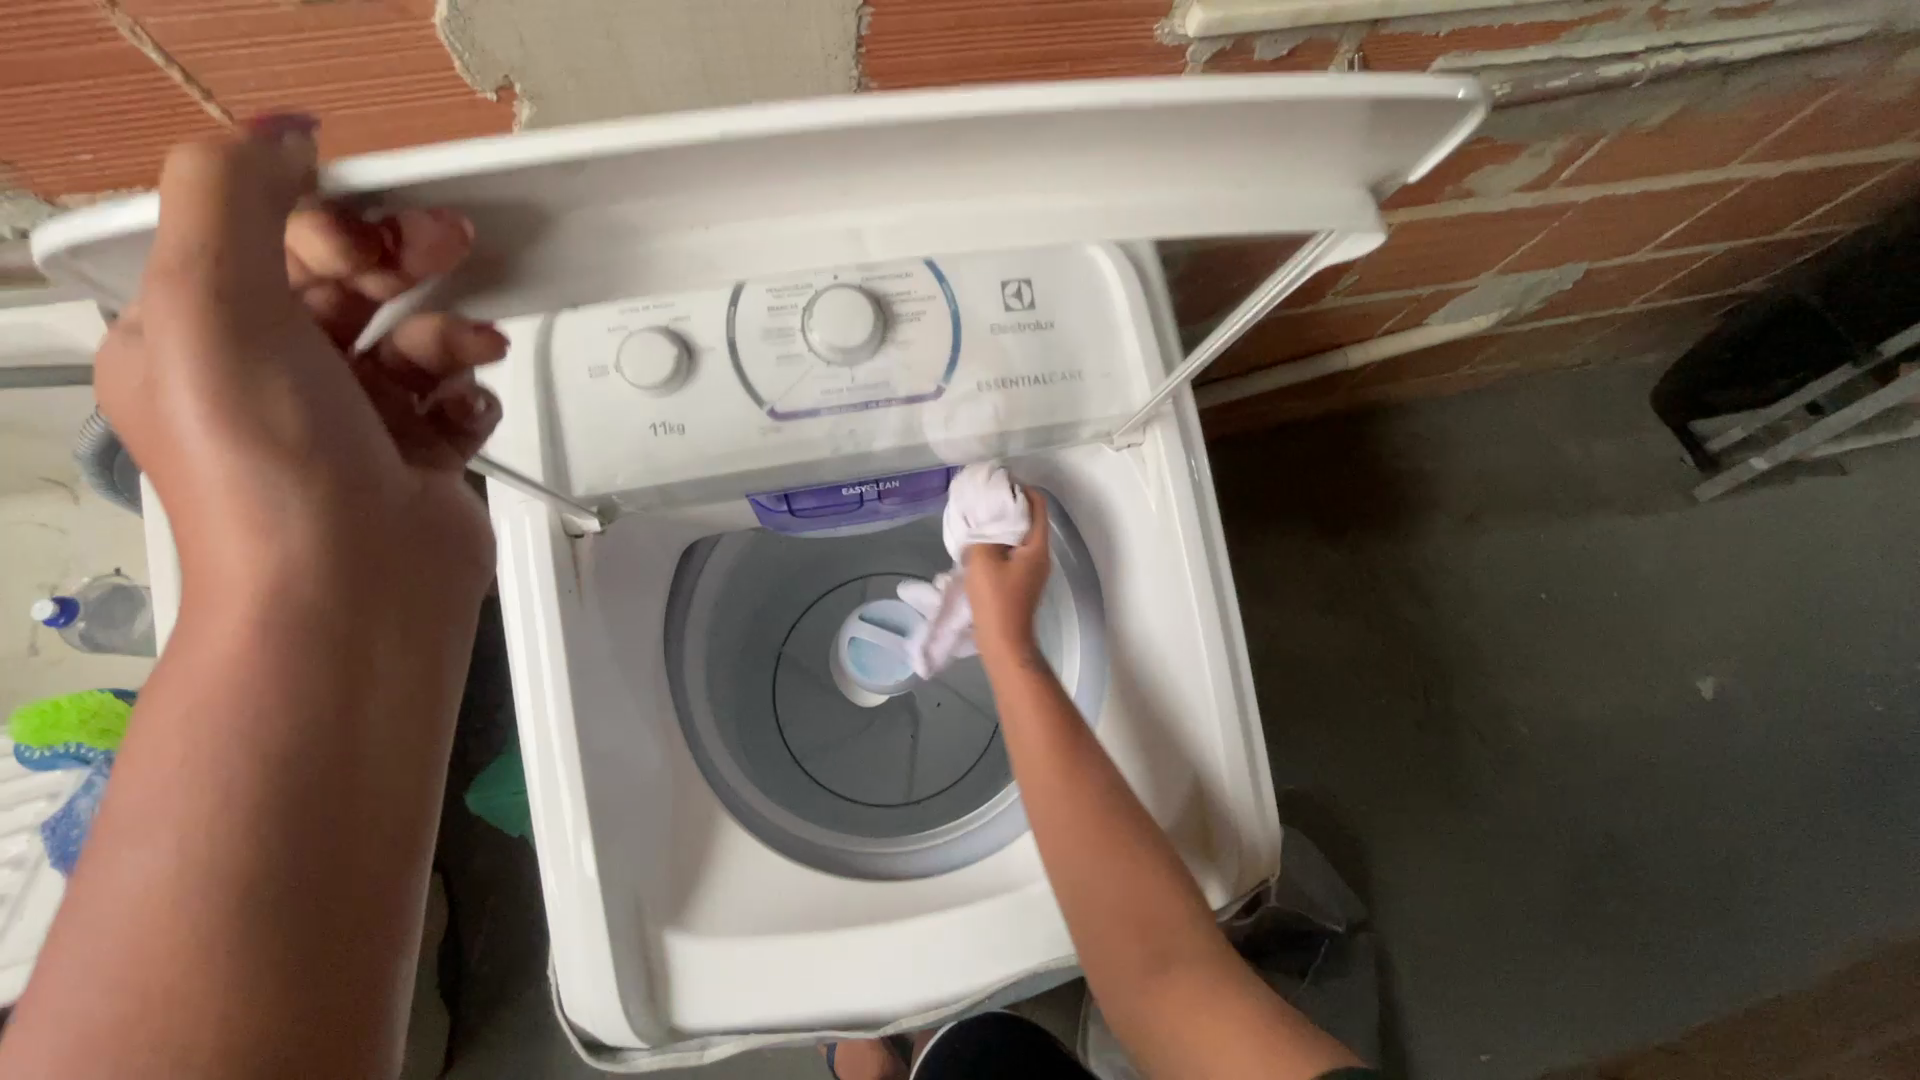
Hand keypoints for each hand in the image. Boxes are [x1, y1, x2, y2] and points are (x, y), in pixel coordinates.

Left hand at [94, 116, 506, 609]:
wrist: (356, 591)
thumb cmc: (273, 472)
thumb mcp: (213, 306)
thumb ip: (233, 197)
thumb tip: (280, 135)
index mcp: (202, 335)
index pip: (266, 238)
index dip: (322, 215)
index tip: (366, 216)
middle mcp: (277, 376)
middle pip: (351, 283)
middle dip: (405, 256)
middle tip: (452, 238)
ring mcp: (355, 420)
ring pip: (415, 340)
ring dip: (450, 336)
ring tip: (469, 353)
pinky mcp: (422, 456)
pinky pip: (458, 400)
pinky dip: (471, 399)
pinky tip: (465, 414)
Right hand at [963, 488, 1050, 660]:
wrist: (1003, 640)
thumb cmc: (995, 599)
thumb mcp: (983, 559)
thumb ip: (983, 533)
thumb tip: (983, 519)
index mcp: (1037, 547)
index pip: (1038, 505)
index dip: (1021, 489)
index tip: (999, 484)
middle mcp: (1040, 556)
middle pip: (1028, 521)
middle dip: (1008, 507)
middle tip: (984, 500)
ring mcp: (1032, 571)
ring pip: (1019, 539)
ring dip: (1001, 527)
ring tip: (978, 520)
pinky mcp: (1021, 583)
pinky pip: (1012, 554)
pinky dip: (998, 544)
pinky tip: (979, 546)